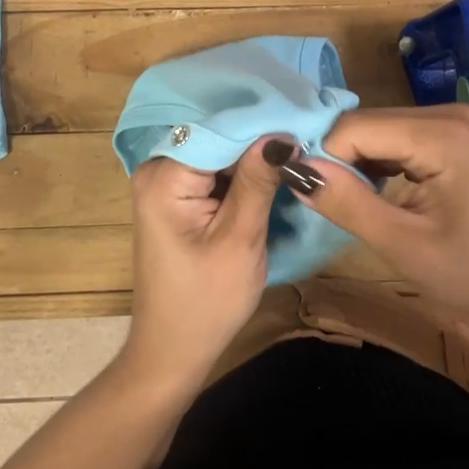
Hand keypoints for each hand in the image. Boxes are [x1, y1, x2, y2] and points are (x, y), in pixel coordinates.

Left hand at [120, 139, 282, 386]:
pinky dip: (242, 169)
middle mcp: (158, 169)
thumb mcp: (240, 240)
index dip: (262, 122)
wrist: (173, 353)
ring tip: (300, 141)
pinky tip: (275, 165)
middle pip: (217, 135)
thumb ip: (258, 182)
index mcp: (165, 177)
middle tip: (310, 128)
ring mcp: (166, 182)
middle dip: (259, 135)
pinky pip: (214, 169)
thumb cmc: (205, 304)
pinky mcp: (177, 197)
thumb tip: (283, 132)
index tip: (306, 116)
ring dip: (254, 151)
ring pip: (219, 151)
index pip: (220, 129)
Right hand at [290, 105, 468, 328]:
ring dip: (357, 162)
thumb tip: (294, 169)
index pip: (355, 127)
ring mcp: (454, 120)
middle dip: (340, 159)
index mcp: (442, 135)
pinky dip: (379, 161)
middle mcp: (448, 113)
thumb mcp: (403, 246)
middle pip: (367, 123)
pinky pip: (398, 136)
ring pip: (378, 129)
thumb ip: (348, 203)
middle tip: (331, 205)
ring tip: (353, 202)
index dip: (325, 159)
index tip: (313, 198)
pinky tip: (377, 192)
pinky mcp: (453, 133)